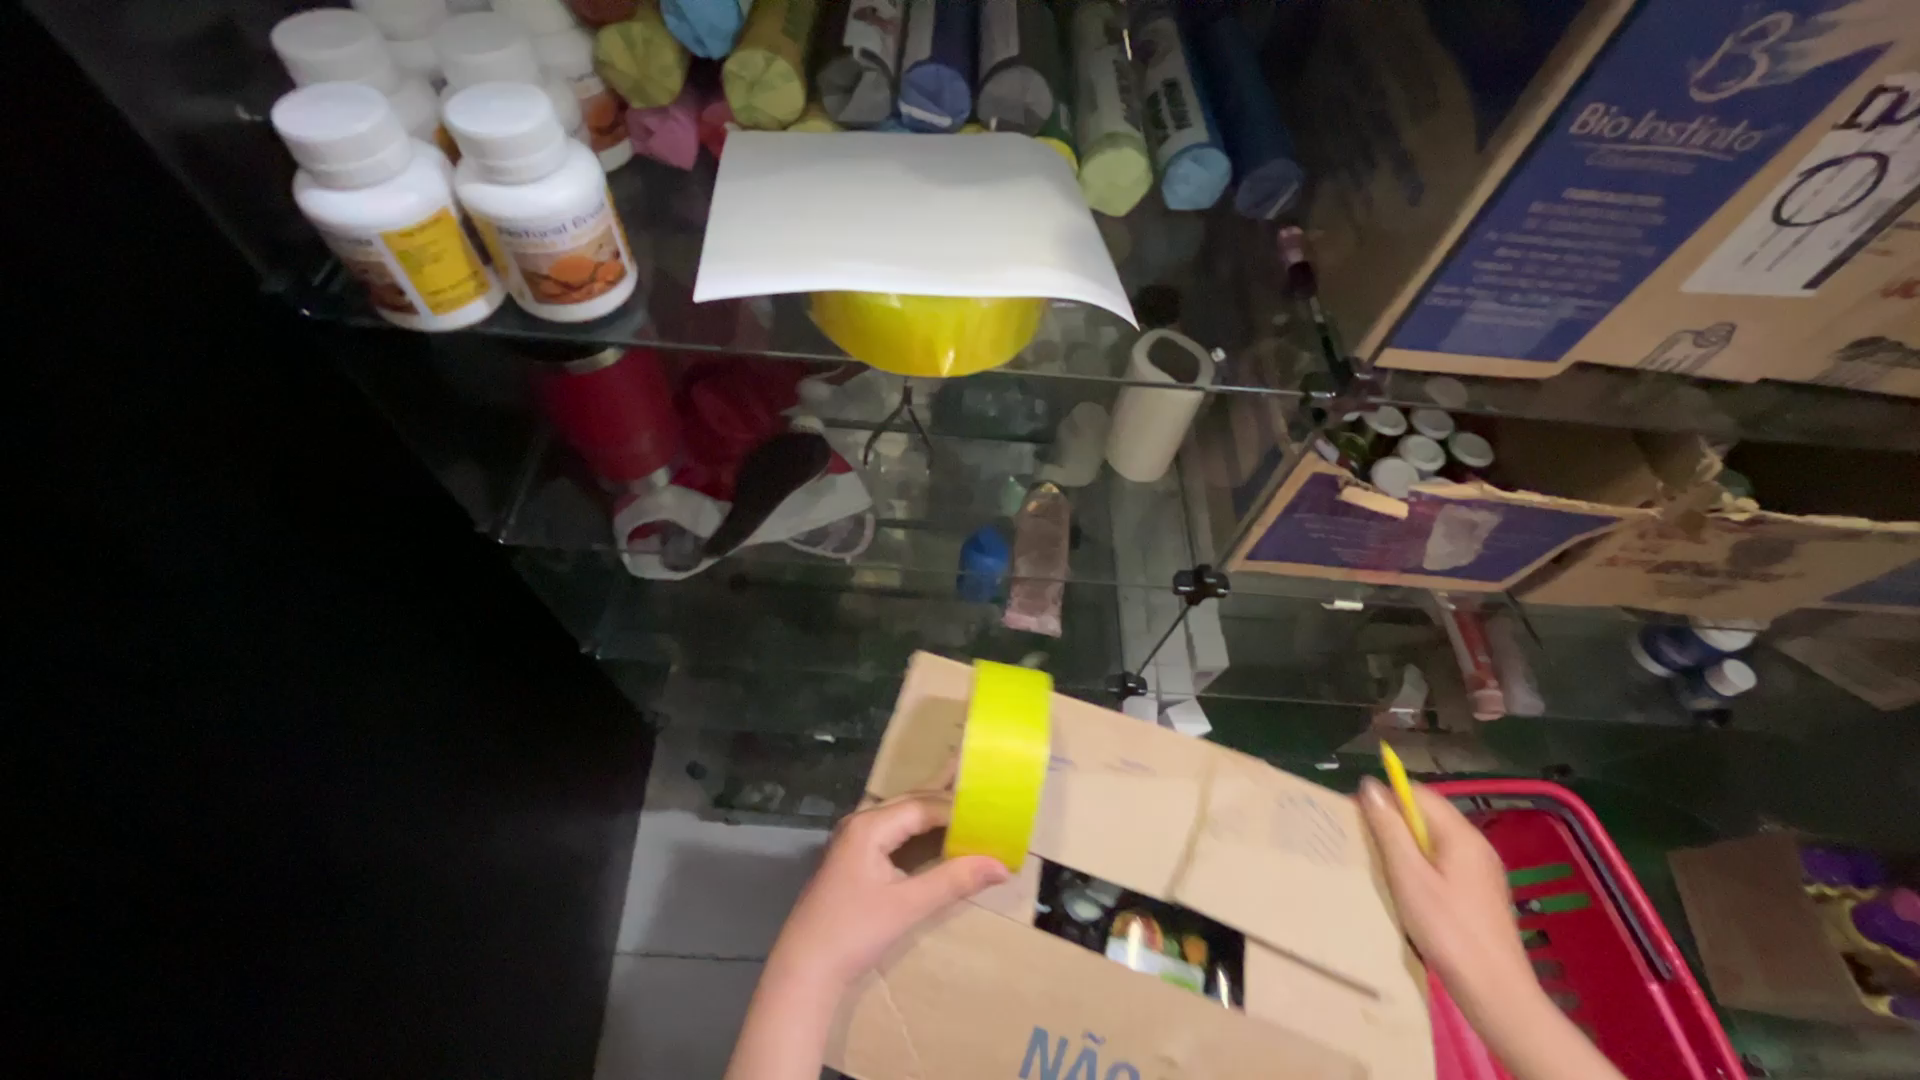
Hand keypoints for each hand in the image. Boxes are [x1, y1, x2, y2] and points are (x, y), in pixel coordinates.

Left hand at [766, 793, 1010, 992]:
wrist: (804, 969)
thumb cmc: (853, 933)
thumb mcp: (908, 906)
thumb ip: (953, 880)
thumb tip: (1001, 865)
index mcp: (869, 826)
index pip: (923, 806)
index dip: (958, 809)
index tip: (993, 815)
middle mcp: (859, 822)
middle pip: (911, 802)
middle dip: (947, 801)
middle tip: (985, 799)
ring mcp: (852, 839)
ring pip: (901, 815)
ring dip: (933, 813)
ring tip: (968, 808)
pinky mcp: (852, 857)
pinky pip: (892, 830)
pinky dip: (918, 829)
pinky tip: (936, 835)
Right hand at [1357, 777, 1534, 1019]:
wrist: (1494, 990)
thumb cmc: (1446, 929)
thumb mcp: (1408, 875)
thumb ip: (1390, 828)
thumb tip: (1370, 786)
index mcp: (1460, 835)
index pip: (1418, 793)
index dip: (1385, 797)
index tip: (1356, 817)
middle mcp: (1476, 844)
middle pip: (1428, 814)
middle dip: (1394, 820)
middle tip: (1365, 843)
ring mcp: (1482, 869)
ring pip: (1435, 838)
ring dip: (1405, 843)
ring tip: (1382, 865)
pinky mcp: (1481, 891)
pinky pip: (1444, 860)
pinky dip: (1421, 862)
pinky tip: (1408, 887)